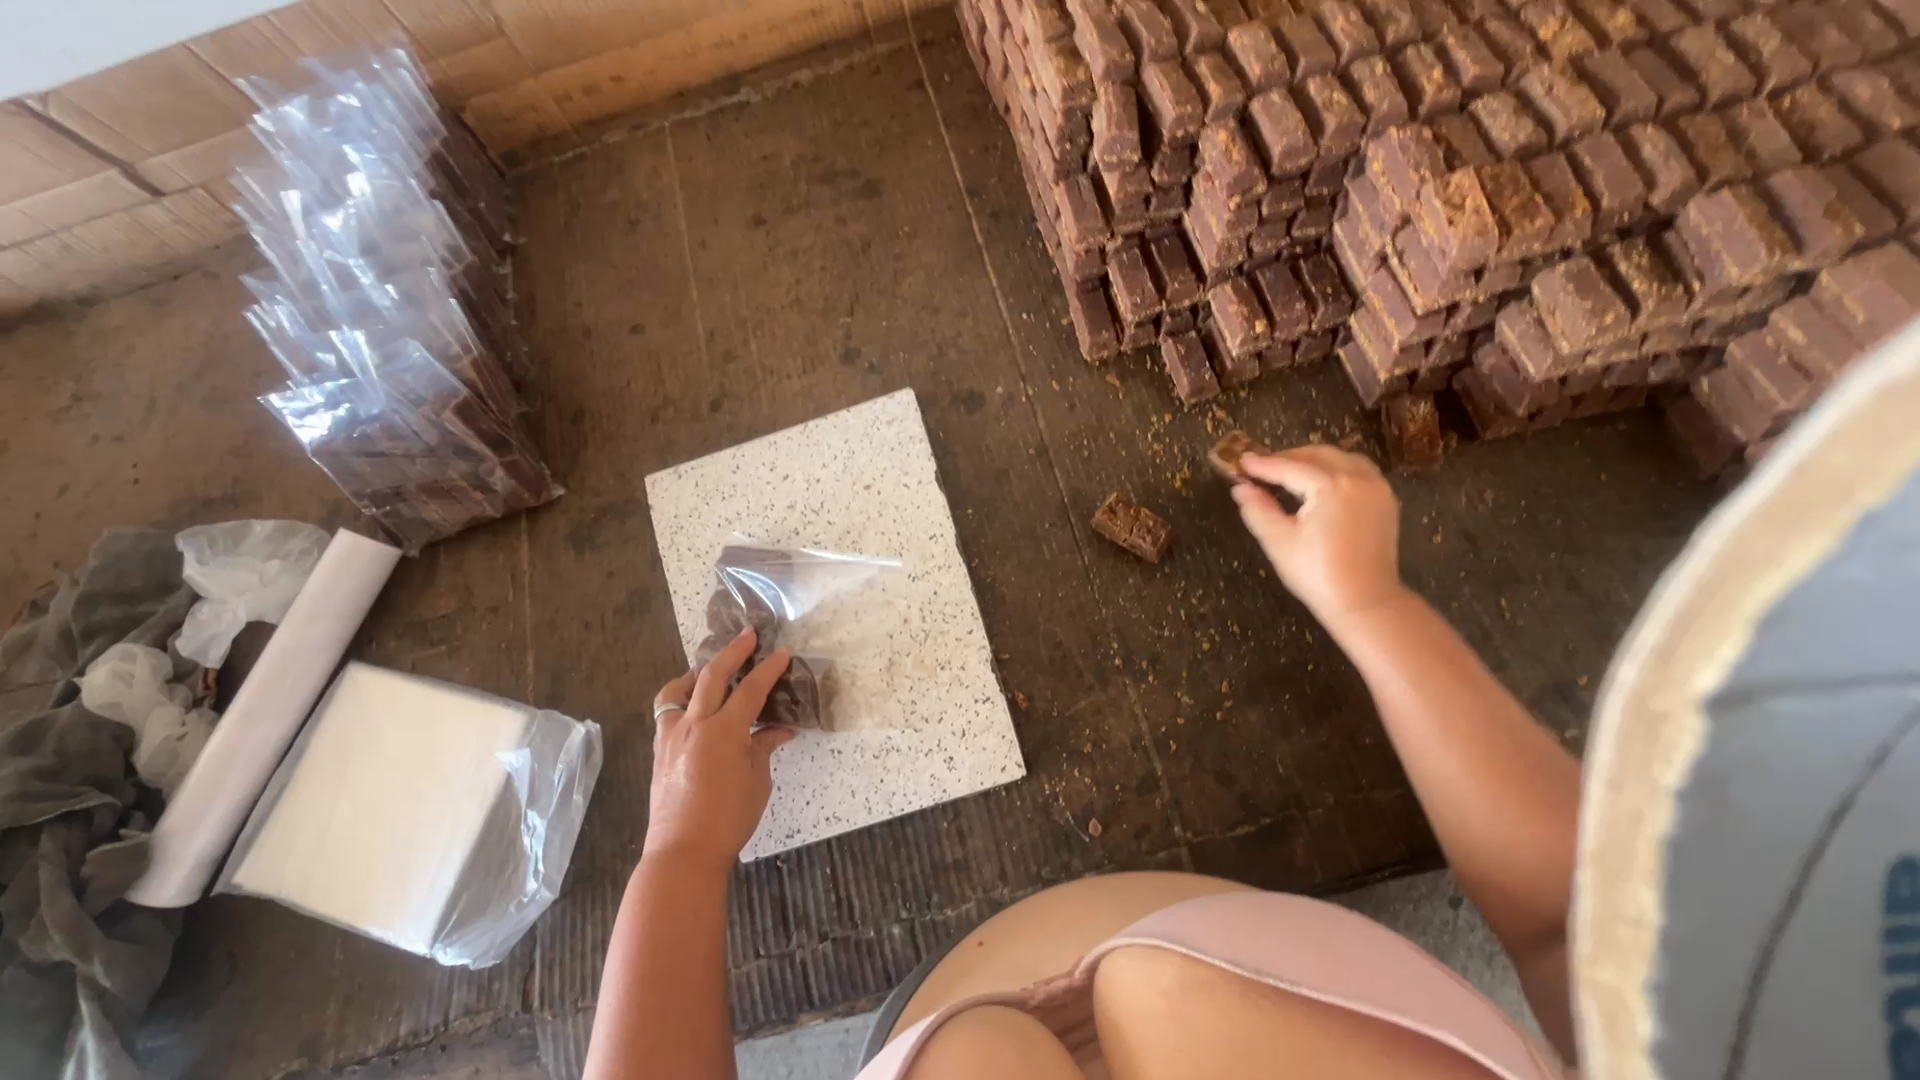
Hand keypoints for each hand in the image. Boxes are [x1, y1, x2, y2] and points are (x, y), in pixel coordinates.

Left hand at [644, 628, 795, 871]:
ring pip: (678, 689)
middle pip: (713, 675)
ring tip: (711, 672)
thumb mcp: (757, 781)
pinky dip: (680, 699)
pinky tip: (693, 707)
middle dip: (733, 651)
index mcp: (724, 731)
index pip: (751, 689)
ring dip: (697, 673)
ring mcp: (671, 736)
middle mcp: (694, 725)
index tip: (783, 653)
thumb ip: (764, 748)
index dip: (769, 668)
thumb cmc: (729, 819)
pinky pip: (666, 712)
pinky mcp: (659, 750)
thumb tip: (780, 730)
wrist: (683, 851)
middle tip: (749, 636)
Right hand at [1230, 445, 1406, 628]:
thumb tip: (1240, 488)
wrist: (1365, 601)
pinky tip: (1320, 484)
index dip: (1263, 465)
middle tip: (1262, 467)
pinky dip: (1336, 470)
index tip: (1241, 462)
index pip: (1289, 467)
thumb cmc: (1317, 573)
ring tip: (1290, 473)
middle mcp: (1359, 478)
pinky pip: (1359, 472)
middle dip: (1288, 458)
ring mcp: (1377, 488)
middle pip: (1318, 455)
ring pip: (1341, 459)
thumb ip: (1257, 509)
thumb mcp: (1278, 541)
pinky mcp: (1386, 501)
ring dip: (1314, 460)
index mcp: (1331, 486)